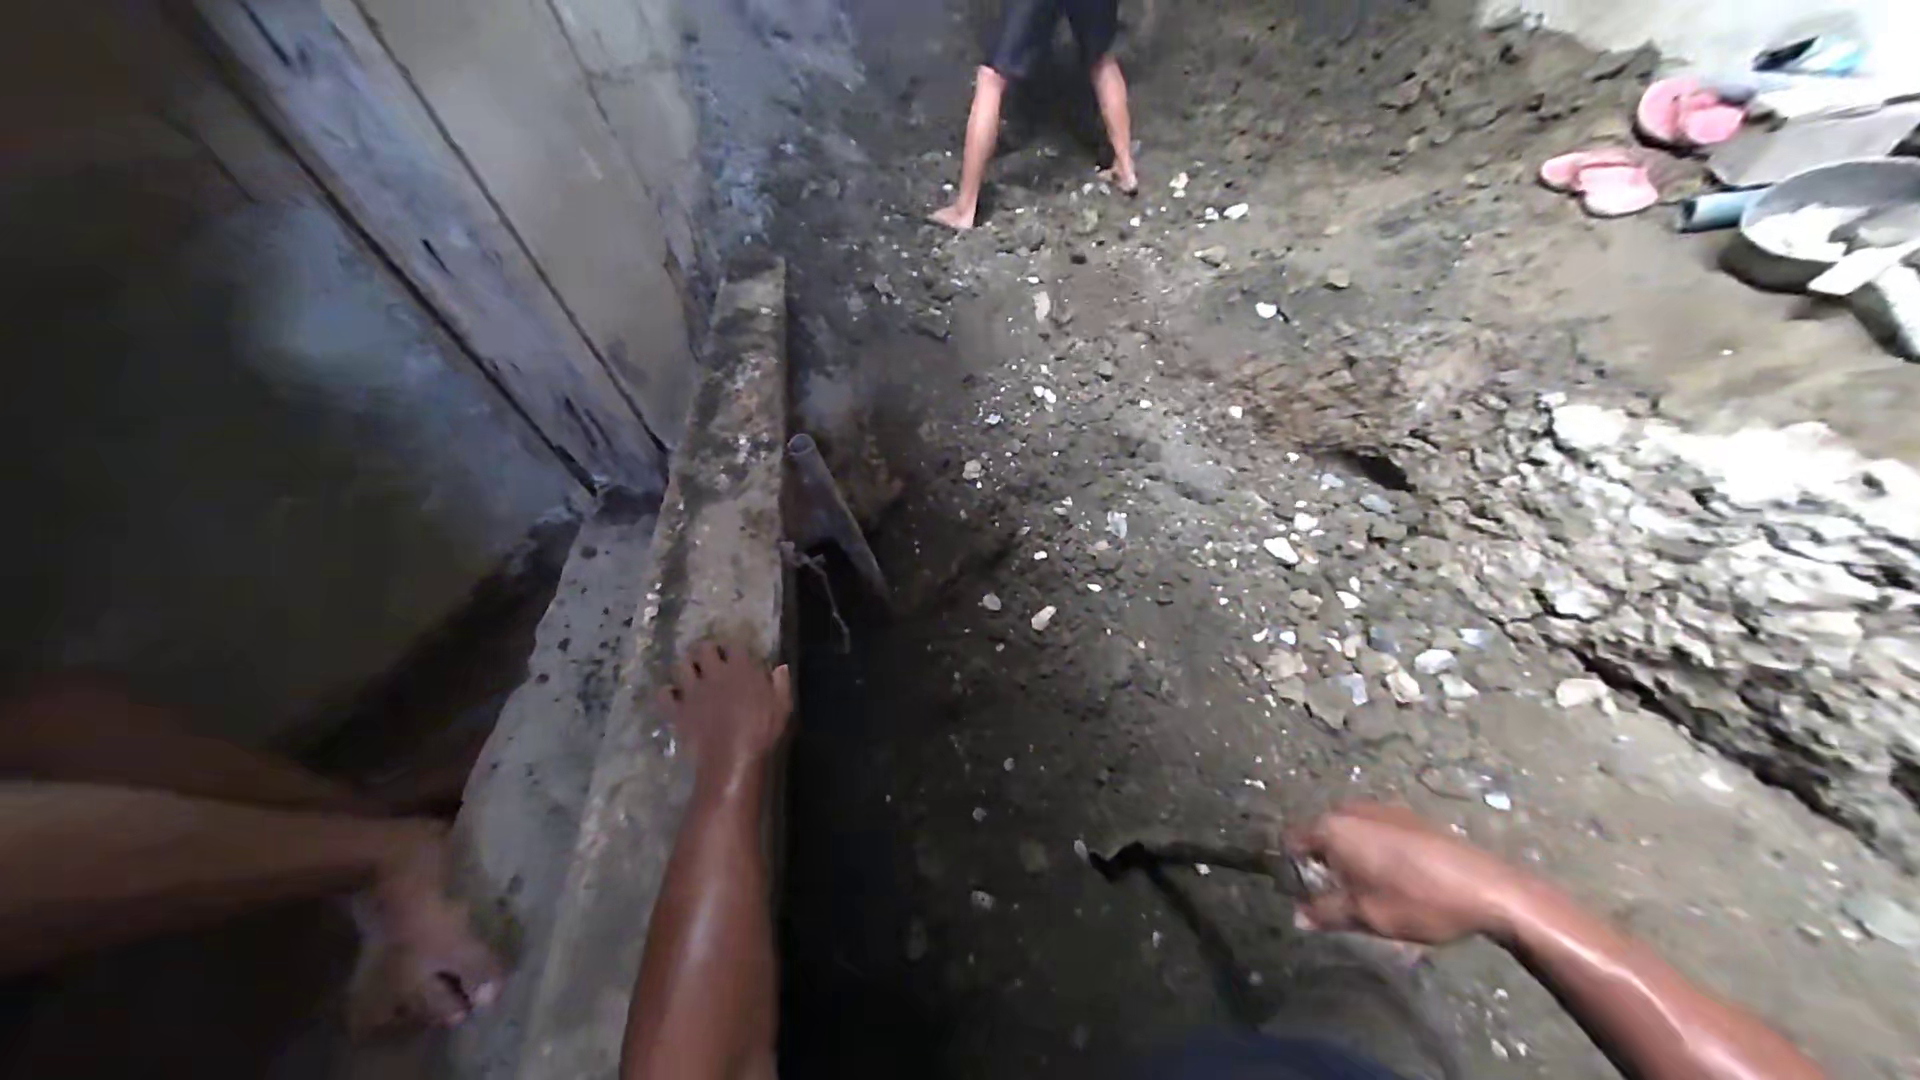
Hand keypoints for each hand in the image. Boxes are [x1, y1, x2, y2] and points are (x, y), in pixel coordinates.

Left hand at [660, 639, 791, 789]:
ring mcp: (692, 690)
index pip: (733, 645)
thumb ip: (781, 684)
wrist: (732, 760)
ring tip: (692, 674)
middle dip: (706, 650)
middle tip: (710, 659)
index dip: (732, 648)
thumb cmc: (762, 732)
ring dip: (686, 666)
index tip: (735, 654)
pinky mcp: (677, 710)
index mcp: (741, 669)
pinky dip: (668, 692)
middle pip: (703, 648)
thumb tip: (781, 667)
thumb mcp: (782, 706)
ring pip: (681, 665)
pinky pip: (664, 693)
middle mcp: (714, 673)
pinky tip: (674, 697)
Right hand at [1285, 802, 1531, 945]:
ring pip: (1347, 828)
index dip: (1293, 864)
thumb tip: (1296, 917)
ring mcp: (1379, 807)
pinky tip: (1399, 872)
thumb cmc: (1418, 901)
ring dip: (1350, 851)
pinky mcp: (1406, 813)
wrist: (1489, 889)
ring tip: (1372, 883)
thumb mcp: (1368, 916)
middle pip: (1319, 831)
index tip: (1309, 889)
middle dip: (1323, 858)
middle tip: (1342, 890)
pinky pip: (1373, 826)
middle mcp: (1348, 809)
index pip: (1291, 838)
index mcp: (1331, 828)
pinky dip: (1373, 844)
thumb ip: (1325, 913)